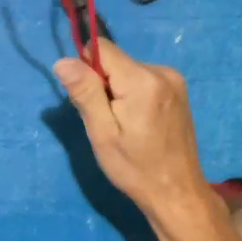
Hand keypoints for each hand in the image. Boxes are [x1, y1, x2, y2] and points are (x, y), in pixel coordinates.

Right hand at [53, 39, 208, 211]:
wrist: (175, 191)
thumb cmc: (134, 167)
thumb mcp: (102, 133)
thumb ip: (84, 92)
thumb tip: (63, 60)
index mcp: (142, 80)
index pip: (102, 48)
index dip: (86, 70)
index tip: (88, 100)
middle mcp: (162, 71)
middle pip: (116, 60)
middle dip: (102, 84)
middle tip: (106, 121)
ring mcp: (174, 79)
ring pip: (128, 70)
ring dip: (117, 91)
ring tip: (123, 125)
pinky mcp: (178, 89)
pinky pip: (143, 79)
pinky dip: (132, 95)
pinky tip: (138, 122)